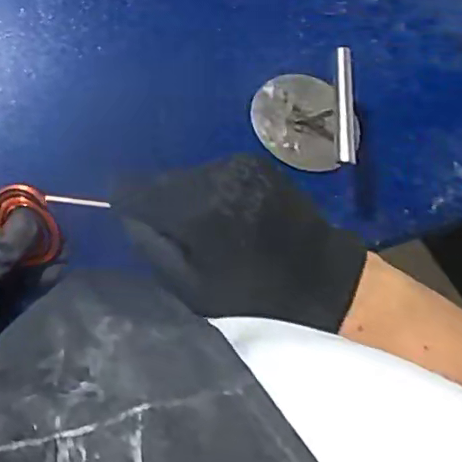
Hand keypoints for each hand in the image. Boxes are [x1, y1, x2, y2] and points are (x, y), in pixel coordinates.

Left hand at [0, 193, 44, 423]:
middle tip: (62, 237)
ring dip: (46, 252)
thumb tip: (33, 215)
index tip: (46, 205)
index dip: (16, 201)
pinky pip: (30, 279)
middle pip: (12, 227)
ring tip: (66, 256)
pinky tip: (61, 273)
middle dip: (37, 229)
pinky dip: (46, 274)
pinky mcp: (7, 299)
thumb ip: (2, 246)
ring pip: (25, 253)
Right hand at [112, 154, 366, 332]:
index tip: (138, 228)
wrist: (335, 287)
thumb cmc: (256, 297)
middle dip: (158, 204)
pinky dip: (207, 191)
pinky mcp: (253, 163)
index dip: (127, 208)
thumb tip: (126, 215)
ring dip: (183, 197)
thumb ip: (148, 245)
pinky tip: (226, 215)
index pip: (129, 189)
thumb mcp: (189, 287)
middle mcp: (214, 176)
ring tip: (206, 228)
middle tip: (178, 236)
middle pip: (156, 180)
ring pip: (182, 176)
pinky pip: (208, 173)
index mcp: (196, 207)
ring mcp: (237, 165)